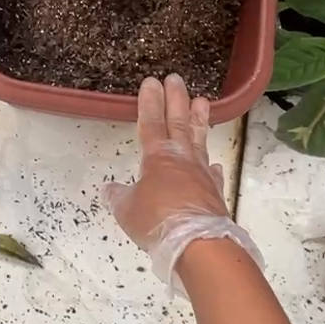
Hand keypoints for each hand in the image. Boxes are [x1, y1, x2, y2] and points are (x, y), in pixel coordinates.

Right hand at [105, 75, 260, 284]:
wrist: (198, 245)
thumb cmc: (156, 221)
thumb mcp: (126, 210)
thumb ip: (119, 196)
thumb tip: (111, 189)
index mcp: (157, 158)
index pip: (151, 123)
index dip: (149, 102)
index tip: (151, 82)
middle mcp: (182, 160)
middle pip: (179, 123)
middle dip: (175, 100)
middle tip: (176, 78)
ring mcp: (201, 175)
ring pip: (199, 140)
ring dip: (199, 120)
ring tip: (202, 101)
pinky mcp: (213, 193)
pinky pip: (210, 172)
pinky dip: (209, 165)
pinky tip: (211, 164)